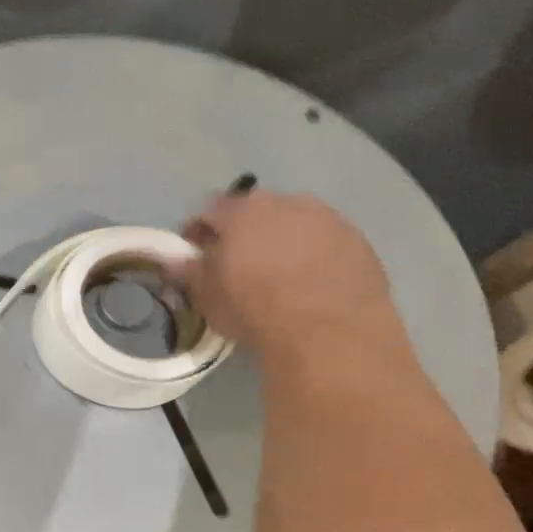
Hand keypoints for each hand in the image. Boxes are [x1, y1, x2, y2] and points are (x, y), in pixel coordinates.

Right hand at [172, 191, 399, 361]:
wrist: (327, 328)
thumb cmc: (253, 308)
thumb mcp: (206, 296)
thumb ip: (190, 271)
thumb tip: (176, 259)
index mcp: (243, 212)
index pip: (209, 209)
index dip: (197, 231)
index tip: (193, 254)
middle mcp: (287, 202)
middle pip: (255, 209)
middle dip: (240, 230)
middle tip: (233, 262)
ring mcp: (327, 217)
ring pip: (291, 220)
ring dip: (277, 238)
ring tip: (272, 271)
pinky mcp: (356, 237)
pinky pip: (321, 237)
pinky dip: (308, 250)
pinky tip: (303, 279)